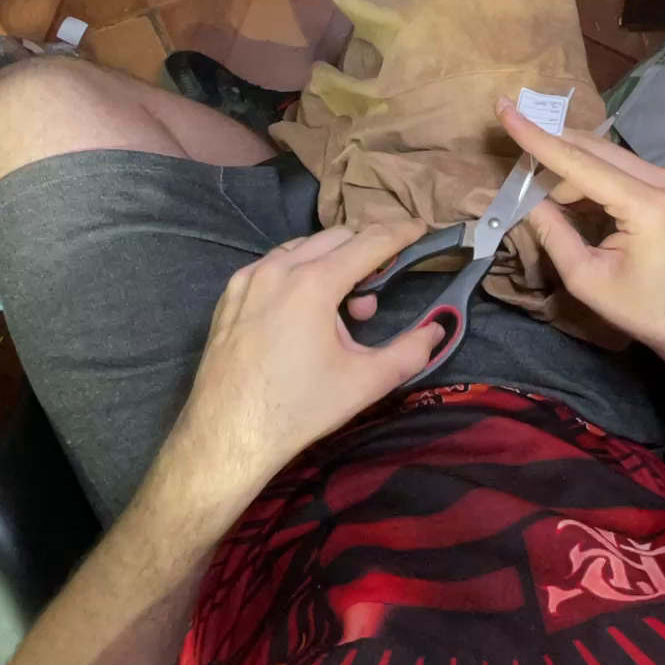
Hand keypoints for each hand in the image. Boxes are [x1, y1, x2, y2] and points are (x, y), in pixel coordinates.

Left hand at [170, 223, 445, 499]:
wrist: (227, 436)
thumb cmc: (299, 409)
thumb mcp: (365, 382)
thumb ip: (410, 352)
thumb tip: (437, 331)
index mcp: (314, 284)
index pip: (370, 243)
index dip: (401, 233)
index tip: (421, 228)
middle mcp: (279, 269)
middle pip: (337, 238)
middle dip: (366, 253)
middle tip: (374, 295)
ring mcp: (249, 278)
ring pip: (303, 248)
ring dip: (331, 263)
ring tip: (340, 311)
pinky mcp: (230, 294)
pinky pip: (274, 266)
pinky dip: (298, 273)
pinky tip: (303, 312)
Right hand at [498, 99, 664, 363]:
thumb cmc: (645, 309)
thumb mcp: (587, 279)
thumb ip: (554, 235)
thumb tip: (528, 202)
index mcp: (646, 205)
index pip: (579, 161)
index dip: (537, 138)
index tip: (506, 109)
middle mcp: (663, 180)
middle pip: (593, 149)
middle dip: (550, 151)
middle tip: (516, 163)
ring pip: (606, 156)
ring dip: (570, 170)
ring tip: (545, 198)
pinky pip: (621, 169)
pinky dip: (591, 179)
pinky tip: (574, 201)